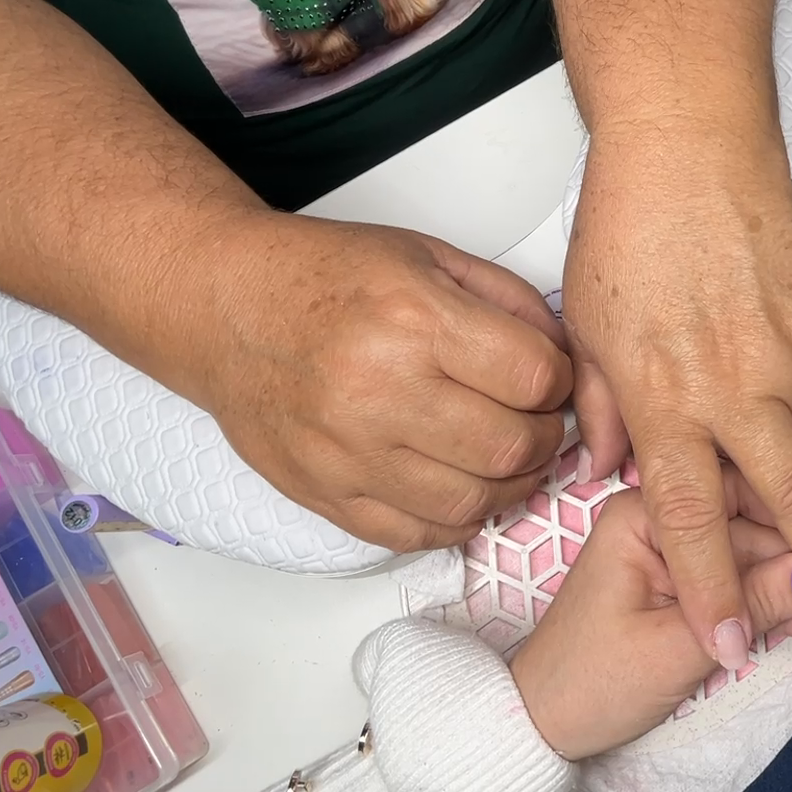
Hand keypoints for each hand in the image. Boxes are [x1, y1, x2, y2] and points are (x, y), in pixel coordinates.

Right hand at [174, 213, 573, 551]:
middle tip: (540, 420)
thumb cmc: (331, 276)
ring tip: (509, 455)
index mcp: (415, 320)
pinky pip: (416, 535)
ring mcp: (348, 452)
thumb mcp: (433, 257)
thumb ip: (512, 302)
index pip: (534, 377)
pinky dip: (458, 520)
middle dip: (548, 437)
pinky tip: (464, 485)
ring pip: (472, 501)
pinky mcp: (324, 493)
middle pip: (512, 446)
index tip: (552, 380)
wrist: (225, 305)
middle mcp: (379, 391)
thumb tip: (567, 360)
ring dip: (513, 485)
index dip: (562, 382)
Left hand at [510, 475, 791, 760]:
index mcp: (646, 511)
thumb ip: (755, 604)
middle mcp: (661, 512)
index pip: (739, 506)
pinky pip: (738, 578)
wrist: (542, 723)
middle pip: (751, 529)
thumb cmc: (596, 681)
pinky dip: (775, 600)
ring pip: (752, 556)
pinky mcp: (682, 576)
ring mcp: (673, 544)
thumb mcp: (679, 646)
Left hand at [563, 130, 791, 670]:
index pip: (693, 520)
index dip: (713, 592)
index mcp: (668, 397)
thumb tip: (609, 466)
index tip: (733, 642)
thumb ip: (602, 411)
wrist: (691, 148)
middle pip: (791, 501)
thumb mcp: (587, 327)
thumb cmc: (632, 228)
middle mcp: (740, 388)